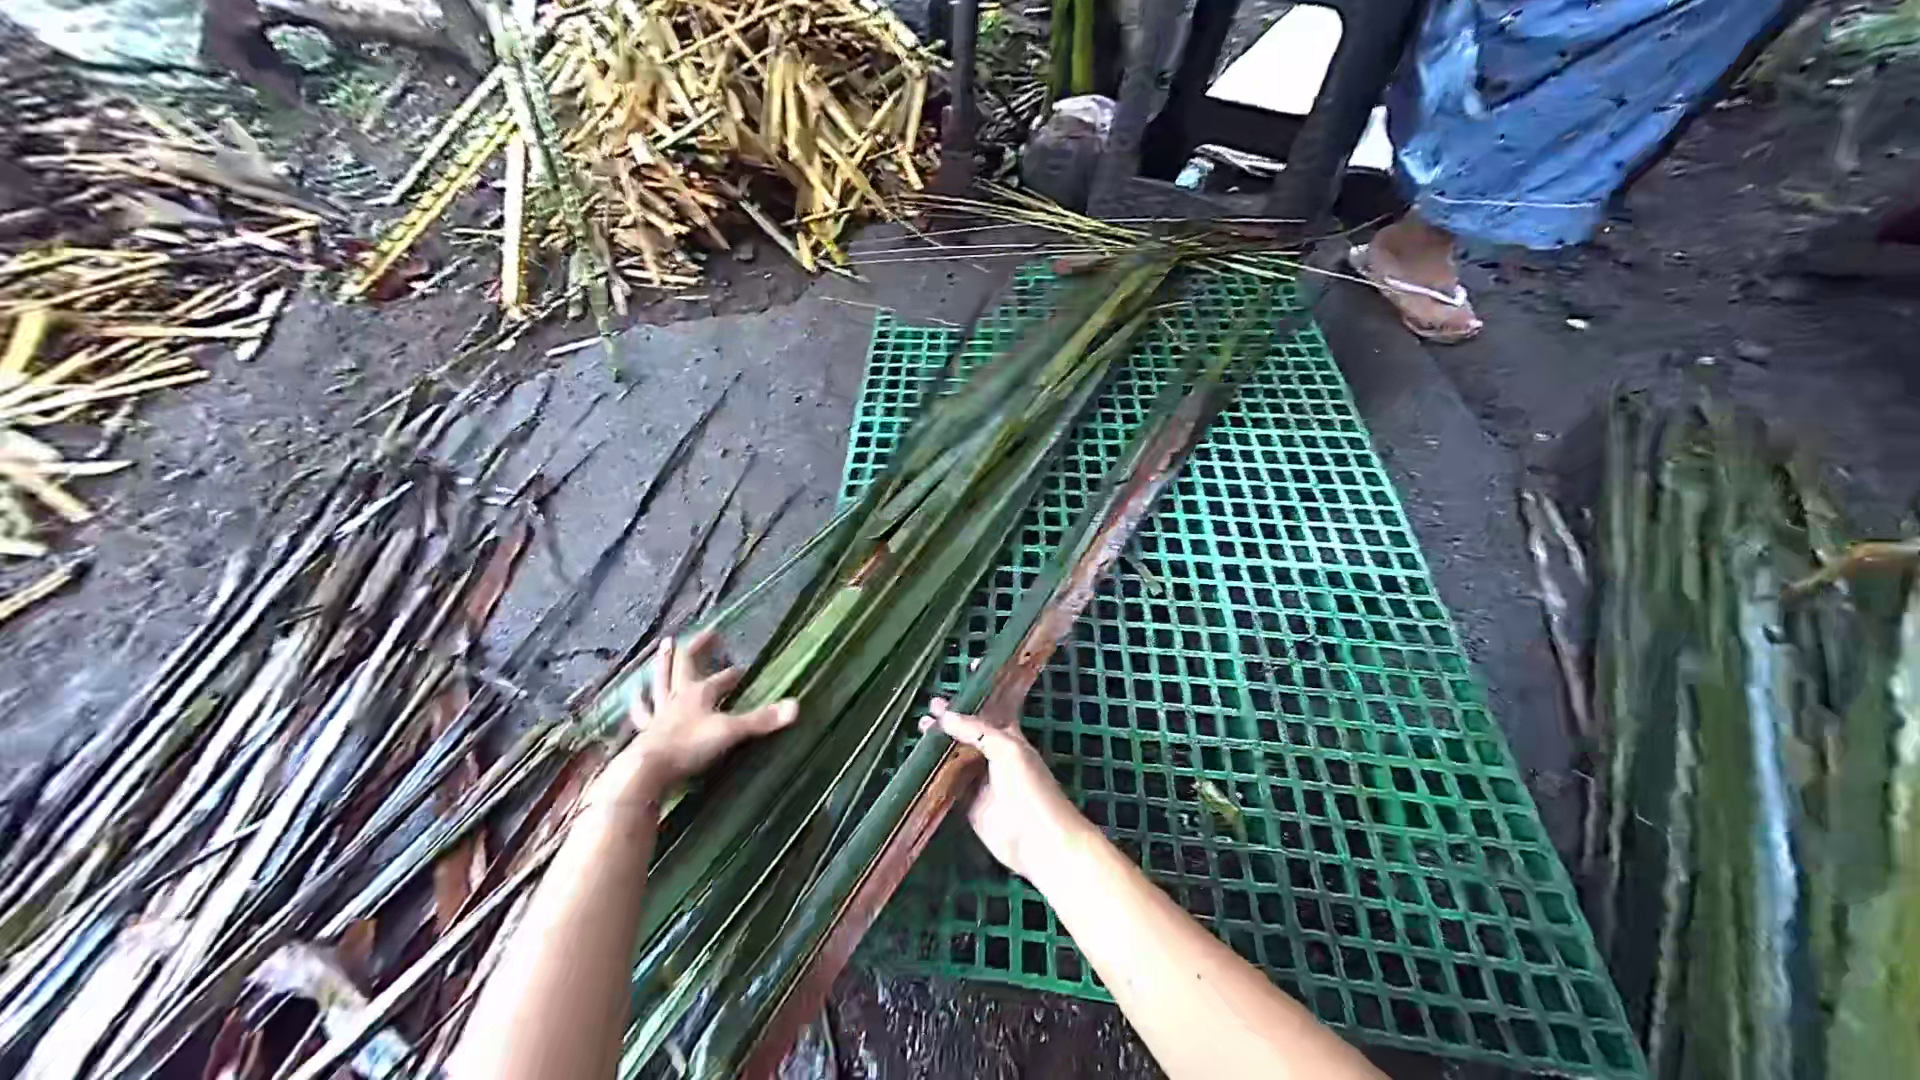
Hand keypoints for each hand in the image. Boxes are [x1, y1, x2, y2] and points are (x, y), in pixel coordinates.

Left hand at [588, 630, 797, 812]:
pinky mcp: (646, 731)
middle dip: (696, 649)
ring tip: (664, 646)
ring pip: (661, 680)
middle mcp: (678, 696)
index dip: (733, 674)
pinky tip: (636, 695)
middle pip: (685, 665)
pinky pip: (642, 712)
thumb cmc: (689, 746)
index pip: (721, 678)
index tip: (744, 670)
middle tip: (705, 634)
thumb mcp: (731, 731)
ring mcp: (660, 712)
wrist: (647, 771)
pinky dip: (640, 701)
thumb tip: (796, 706)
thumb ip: (762, 720)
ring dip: (663, 663)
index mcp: (699, 692)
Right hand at [918, 698, 1091, 879]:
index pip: (993, 705)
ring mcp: (981, 779)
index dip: (982, 689)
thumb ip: (977, 730)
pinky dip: (936, 773)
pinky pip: (950, 783)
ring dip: (940, 743)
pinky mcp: (969, 804)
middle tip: (930, 705)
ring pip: (956, 755)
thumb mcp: (1007, 749)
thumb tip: (944, 716)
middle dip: (952, 717)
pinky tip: (920, 763)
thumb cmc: (1030, 788)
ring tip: (921, 729)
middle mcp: (994, 754)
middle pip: (969, 730)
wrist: (1039, 839)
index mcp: (1009, 736)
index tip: (970, 667)